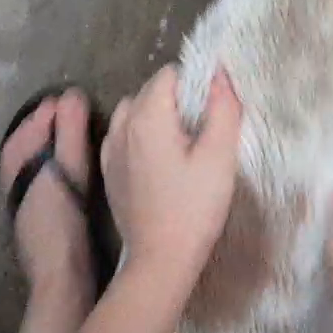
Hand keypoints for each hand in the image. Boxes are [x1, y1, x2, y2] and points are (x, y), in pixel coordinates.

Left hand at [101, 65, 241, 279]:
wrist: (161, 259)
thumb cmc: (196, 206)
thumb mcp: (220, 155)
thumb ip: (223, 107)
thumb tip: (220, 73)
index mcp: (148, 116)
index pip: (170, 74)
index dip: (196, 83)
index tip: (214, 109)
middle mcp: (122, 125)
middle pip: (151, 90)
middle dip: (178, 98)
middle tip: (205, 129)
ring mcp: (110, 149)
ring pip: (134, 111)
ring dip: (158, 115)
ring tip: (183, 143)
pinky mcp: (109, 171)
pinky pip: (124, 136)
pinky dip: (141, 135)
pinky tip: (161, 160)